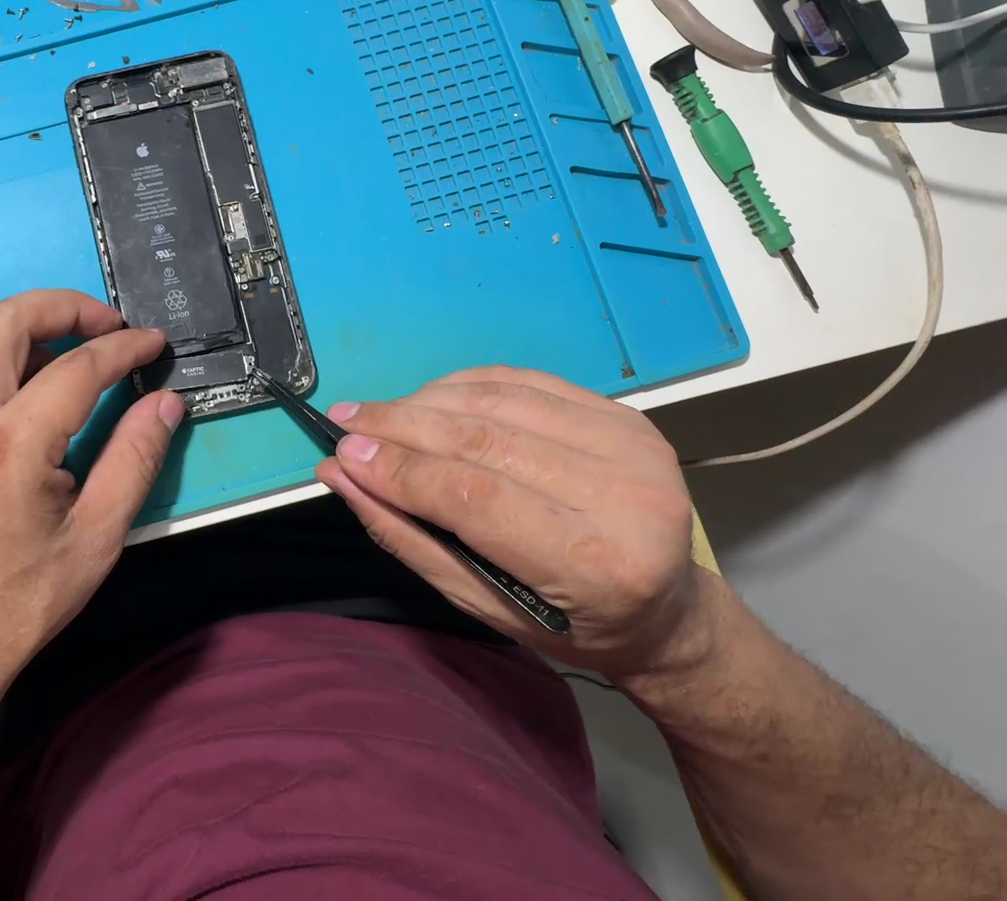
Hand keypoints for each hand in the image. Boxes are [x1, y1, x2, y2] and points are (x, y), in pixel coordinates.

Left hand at [0, 289, 184, 719]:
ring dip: (20, 329)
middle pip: (6, 319)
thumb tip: (164, 403)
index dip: (123, 346)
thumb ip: (134, 460)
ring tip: (64, 356)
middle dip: (63, 306)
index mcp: (7, 447)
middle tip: (105, 327)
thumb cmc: (19, 606)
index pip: (76, 366)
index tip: (151, 342)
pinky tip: (15, 390)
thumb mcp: (95, 540)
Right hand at [314, 366, 708, 680]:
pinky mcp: (627, 417)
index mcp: (596, 564)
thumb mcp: (477, 602)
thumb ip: (405, 535)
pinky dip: (464, 384)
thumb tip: (339, 474)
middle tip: (345, 419)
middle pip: (483, 439)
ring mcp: (633, 446)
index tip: (341, 452)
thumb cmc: (567, 625)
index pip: (474, 496)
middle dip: (401, 424)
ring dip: (425, 400)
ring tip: (379, 413)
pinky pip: (526, 382)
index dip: (400, 469)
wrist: (668, 611)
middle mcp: (625, 497)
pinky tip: (427, 398)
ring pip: (500, 401)